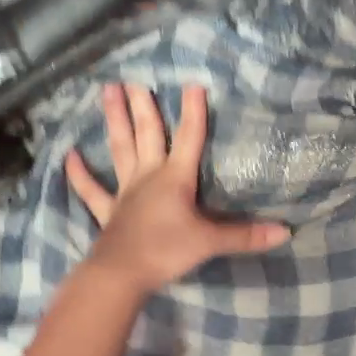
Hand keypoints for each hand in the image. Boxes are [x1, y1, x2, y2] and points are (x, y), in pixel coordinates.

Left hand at [64, 84, 288, 291]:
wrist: (119, 276)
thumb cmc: (165, 252)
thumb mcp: (210, 243)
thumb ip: (246, 235)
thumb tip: (285, 232)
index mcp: (175, 179)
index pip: (189, 138)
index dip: (193, 112)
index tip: (192, 83)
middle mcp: (149, 177)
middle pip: (148, 134)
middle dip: (143, 106)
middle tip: (134, 79)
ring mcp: (125, 192)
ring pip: (120, 149)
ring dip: (115, 121)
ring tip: (106, 92)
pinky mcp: (109, 212)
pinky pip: (92, 190)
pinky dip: (80, 173)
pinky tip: (69, 155)